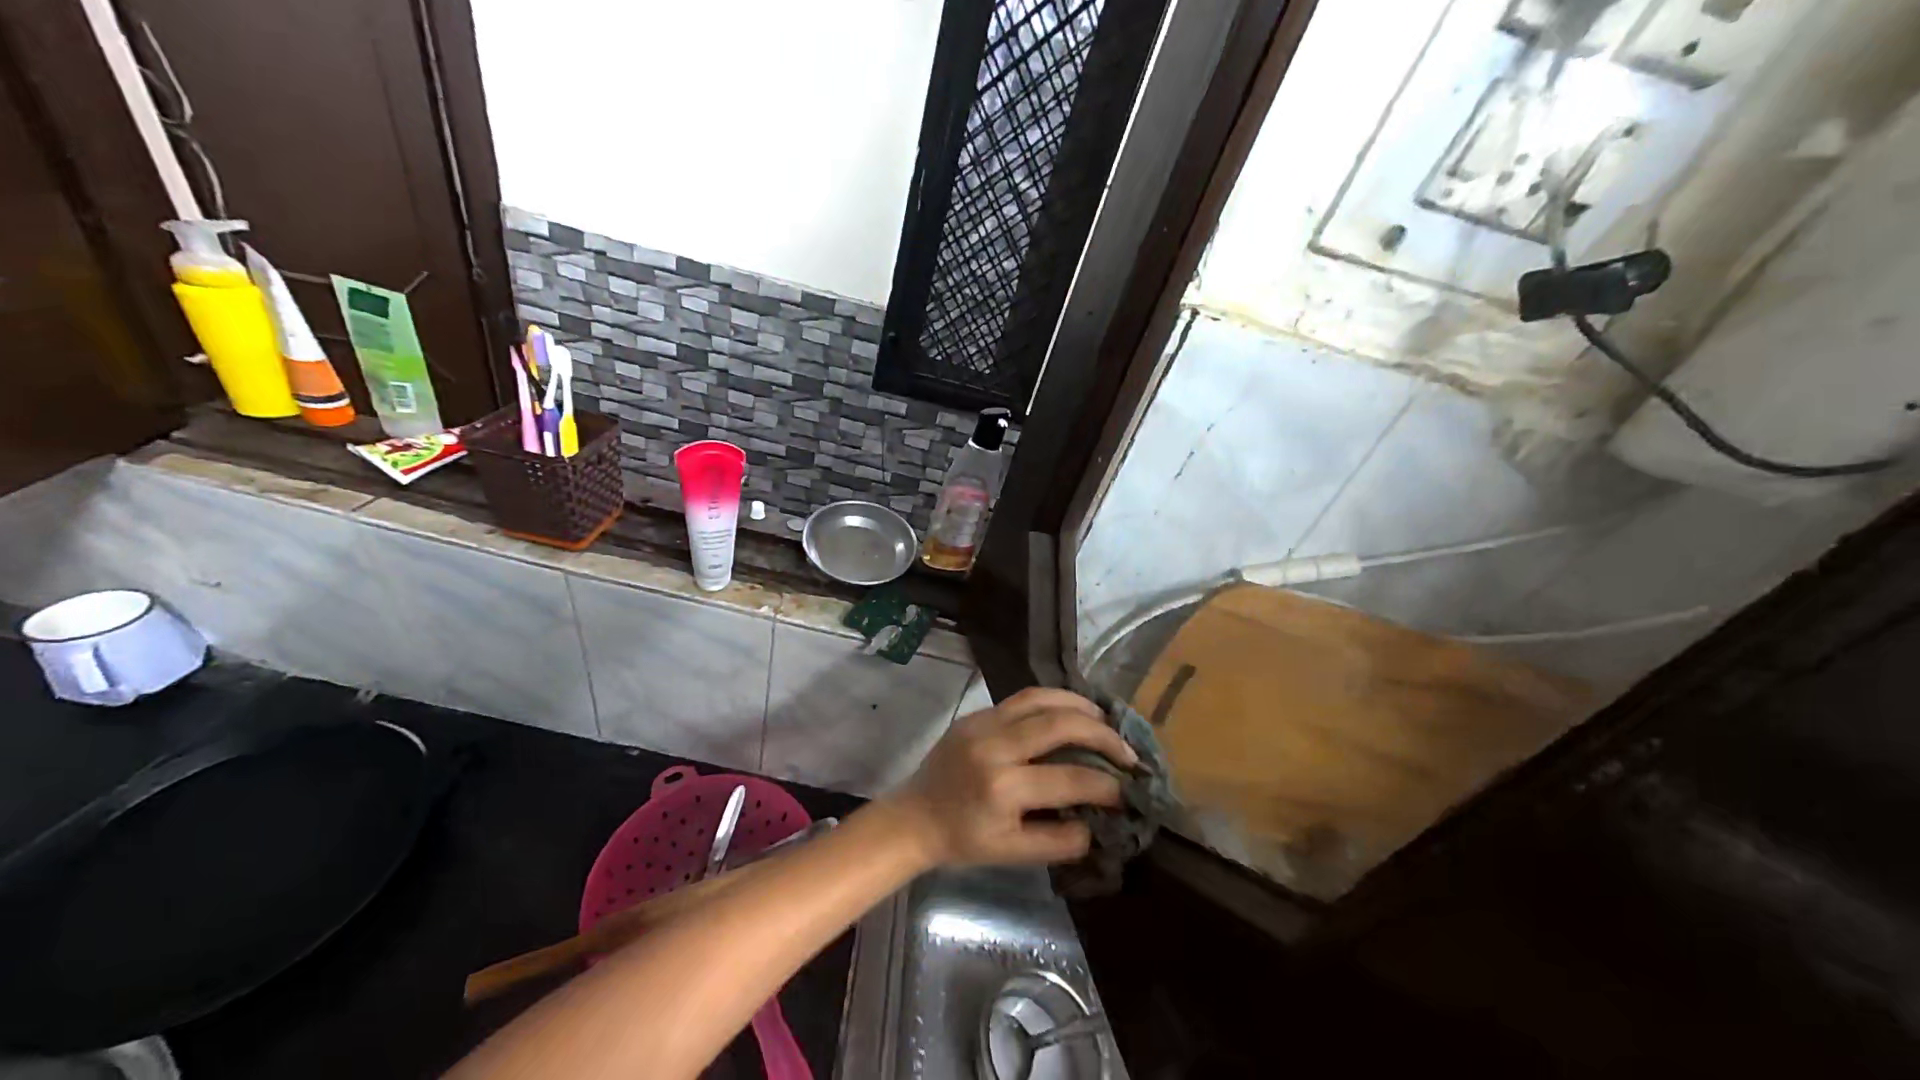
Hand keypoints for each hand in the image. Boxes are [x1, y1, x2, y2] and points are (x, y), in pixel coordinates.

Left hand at [880, 687, 1137, 868]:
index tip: (1127, 792)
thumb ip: (1060, 842)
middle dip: (1103, 736)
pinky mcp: (977, 713)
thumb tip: (1099, 823)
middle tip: (1128, 752)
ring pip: (1041, 699)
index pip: (1069, 779)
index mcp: (1002, 788)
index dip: (1106, 786)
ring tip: (1107, 723)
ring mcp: (983, 723)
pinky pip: (1023, 698)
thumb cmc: (964, 840)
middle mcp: (994, 746)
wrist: (915, 816)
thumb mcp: (1013, 854)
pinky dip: (1054, 701)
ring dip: (1081, 707)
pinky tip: (1073, 712)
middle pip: (1060, 725)